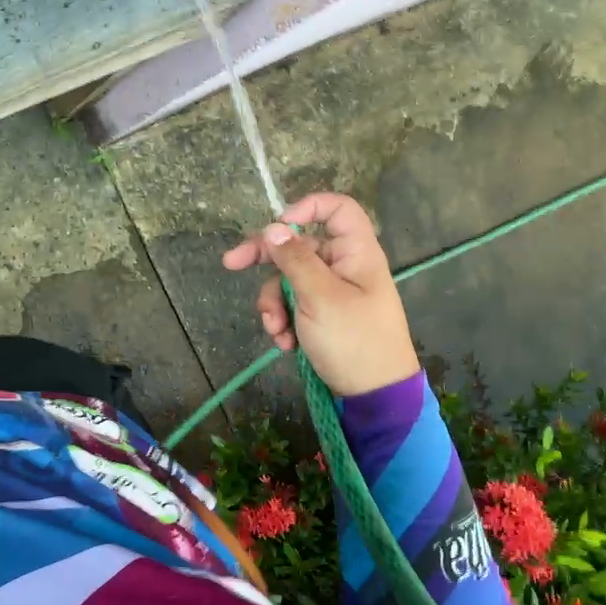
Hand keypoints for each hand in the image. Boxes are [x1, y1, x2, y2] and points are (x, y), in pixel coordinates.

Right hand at [221, 193, 420, 396]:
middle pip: (299, 245)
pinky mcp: (322, 314)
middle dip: (266, 260)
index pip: (337, 209)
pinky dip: (283, 320)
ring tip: (276, 330)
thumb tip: (272, 228)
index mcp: (355, 253)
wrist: (374, 396)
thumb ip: (295, 260)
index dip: (307, 208)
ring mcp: (332, 291)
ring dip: (274, 303)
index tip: (277, 227)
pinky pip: (292, 304)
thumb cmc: (353, 340)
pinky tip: (284, 341)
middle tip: (230, 264)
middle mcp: (344, 266)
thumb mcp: (319, 298)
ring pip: (288, 279)